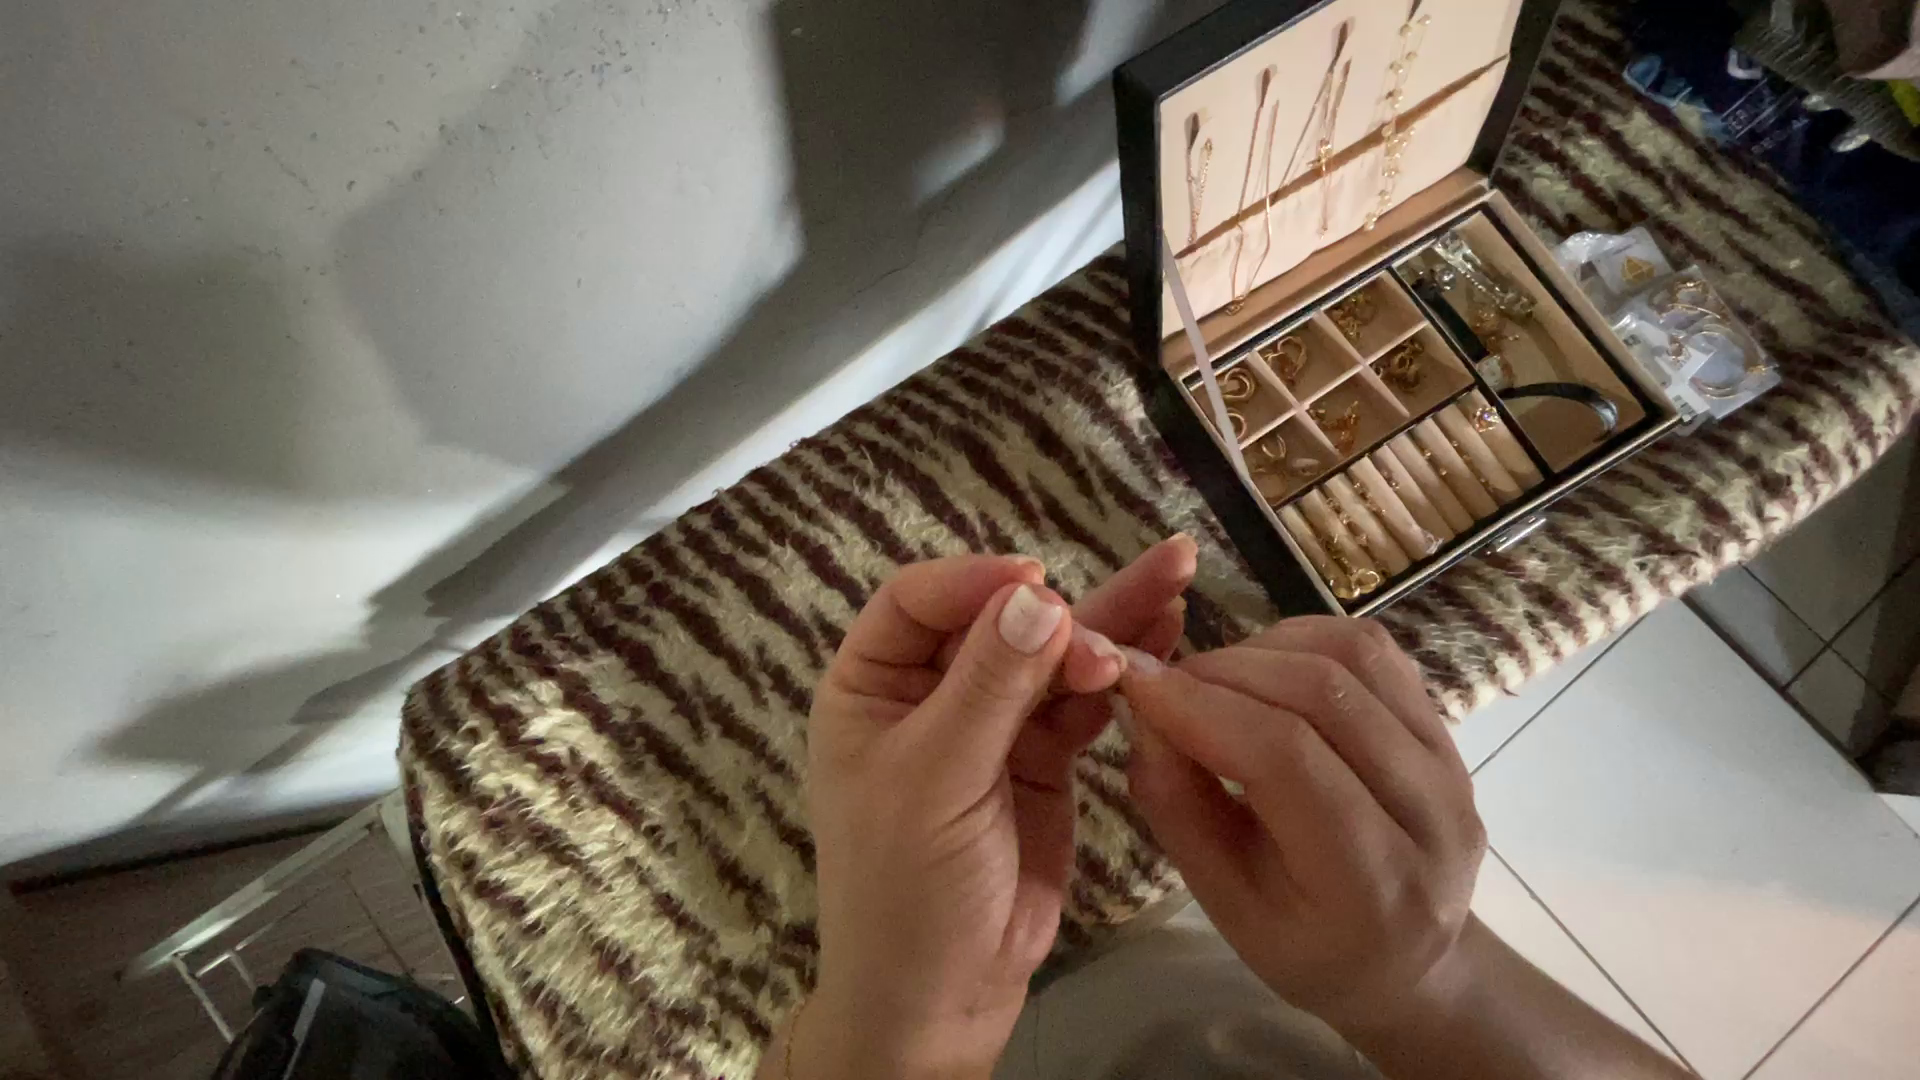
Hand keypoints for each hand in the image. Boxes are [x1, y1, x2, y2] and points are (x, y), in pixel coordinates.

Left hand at [784, 539, 1195, 1078]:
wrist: (946, 995)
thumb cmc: (906, 888)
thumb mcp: (934, 782)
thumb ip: (988, 688)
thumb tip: (1037, 597)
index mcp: (874, 684)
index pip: (918, 602)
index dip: (976, 581)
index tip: (1039, 581)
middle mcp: (931, 688)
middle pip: (1000, 622)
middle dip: (1067, 608)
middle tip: (1150, 582)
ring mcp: (991, 720)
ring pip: (1051, 657)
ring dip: (1110, 627)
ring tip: (1174, 583)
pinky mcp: (1041, 753)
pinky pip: (1082, 701)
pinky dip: (1119, 676)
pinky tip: (1164, 638)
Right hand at [1118, 616, 1485, 1040]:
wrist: (1407, 953)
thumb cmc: (1303, 941)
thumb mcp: (1221, 902)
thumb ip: (1177, 806)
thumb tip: (1143, 710)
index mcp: (1374, 882)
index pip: (1285, 759)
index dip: (1198, 707)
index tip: (1134, 682)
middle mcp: (1433, 811)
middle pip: (1319, 693)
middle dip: (1219, 671)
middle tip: (1161, 682)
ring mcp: (1450, 758)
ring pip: (1348, 655)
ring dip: (1257, 649)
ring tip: (1209, 679)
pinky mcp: (1444, 722)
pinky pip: (1368, 647)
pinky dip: (1297, 638)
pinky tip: (1260, 666)